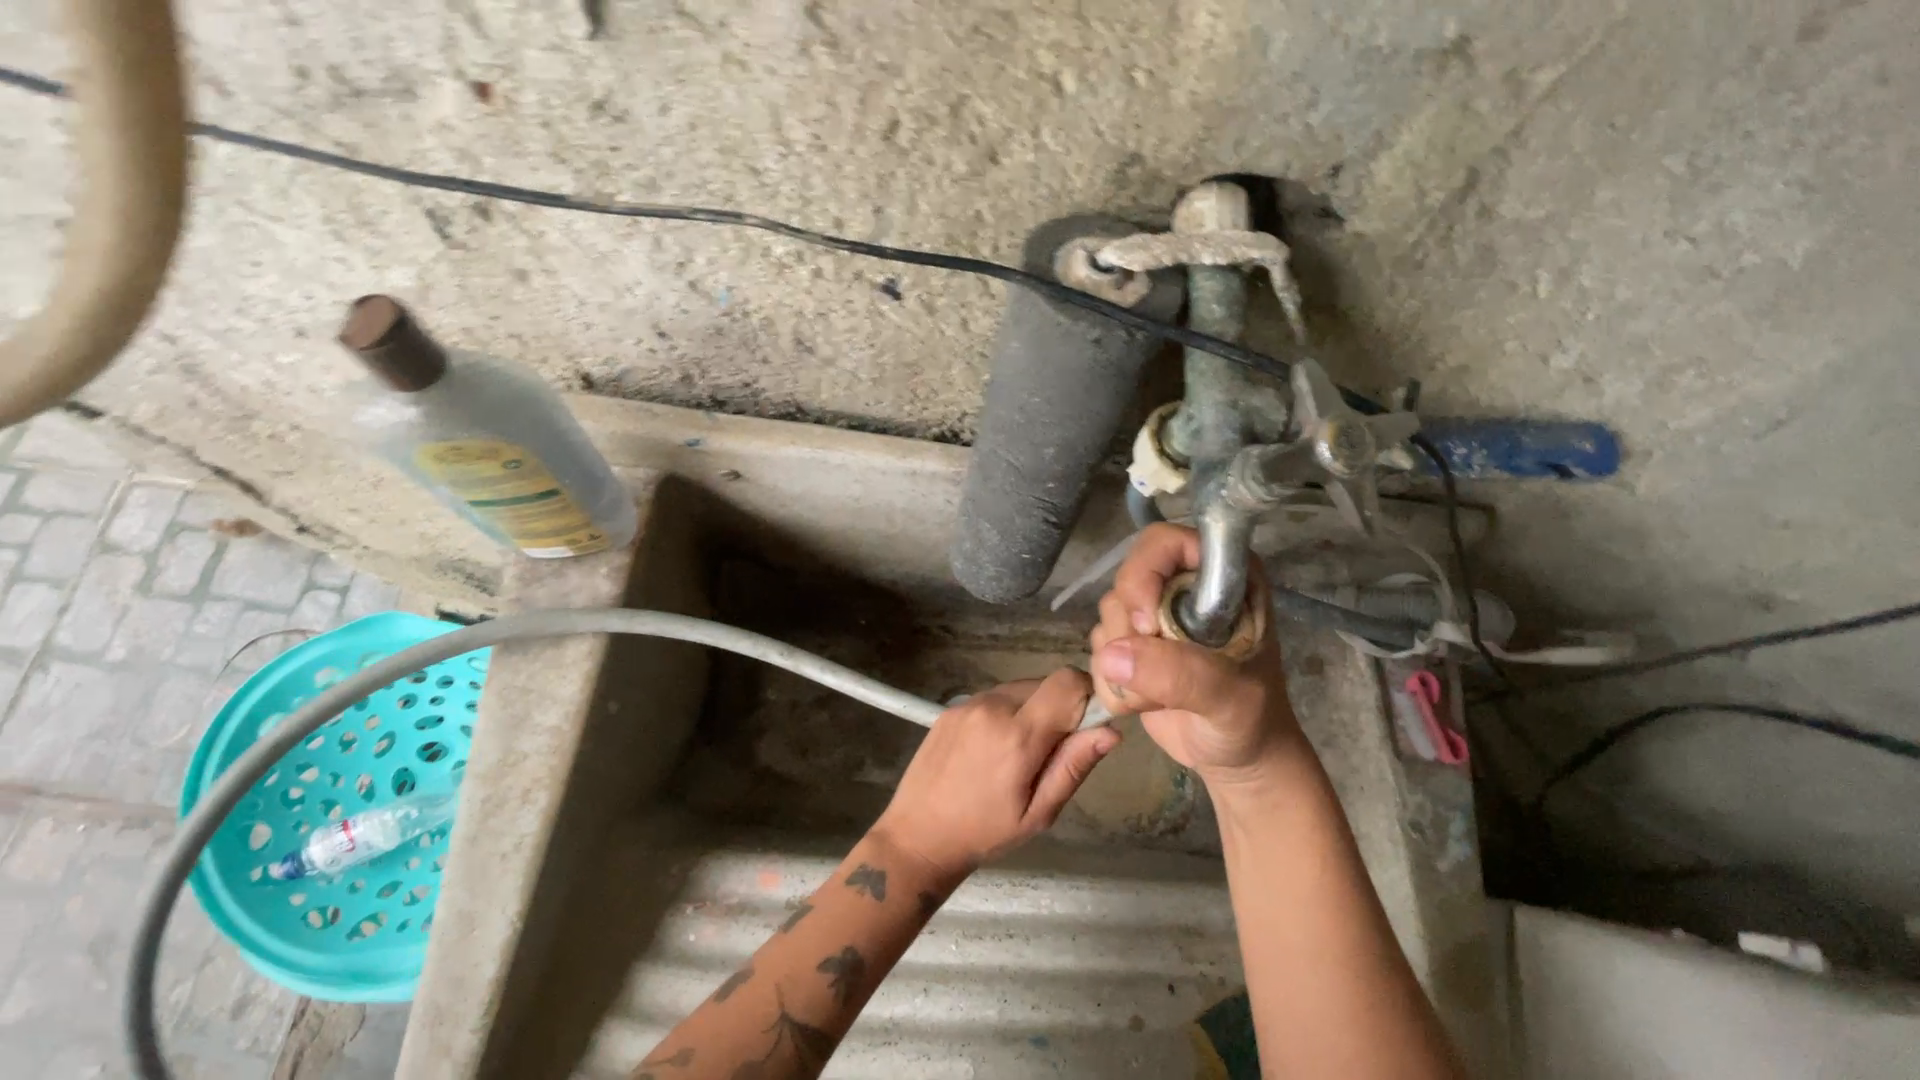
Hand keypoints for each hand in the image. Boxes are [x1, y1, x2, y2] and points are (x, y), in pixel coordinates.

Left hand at [872, 669, 1119, 884]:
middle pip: (1046, 684)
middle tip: (1048, 754)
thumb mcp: (1038, 814)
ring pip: (1021, 689)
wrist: (917, 835)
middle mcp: (993, 708)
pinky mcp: (952, 706)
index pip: (1068, 683)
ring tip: (1017, 756)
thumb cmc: (984, 833)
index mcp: (1018, 736)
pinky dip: (1006, 714)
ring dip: (1032, 712)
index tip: (1085, 728)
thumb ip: (1073, 767)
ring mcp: (969, 703)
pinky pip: (995, 697)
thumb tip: (1111, 731)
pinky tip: (992, 750)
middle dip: (1059, 710)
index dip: (1086, 697)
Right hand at [1088, 524, 1300, 787]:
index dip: (1144, 574)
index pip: (1164, 542)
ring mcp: (1156, 617)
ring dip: (1122, 663)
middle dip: (1130, 631)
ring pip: (1108, 617)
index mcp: (1222, 576)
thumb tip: (1113, 656)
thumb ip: (1180, 674)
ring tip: (1160, 694)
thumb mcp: (1229, 698)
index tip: (1146, 623)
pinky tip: (1144, 702)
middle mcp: (1184, 588)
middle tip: (1158, 672)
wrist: (1238, 759)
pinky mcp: (1133, 648)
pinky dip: (1112, 682)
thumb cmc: (1251, 721)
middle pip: (1126, 582)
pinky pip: (1099, 650)